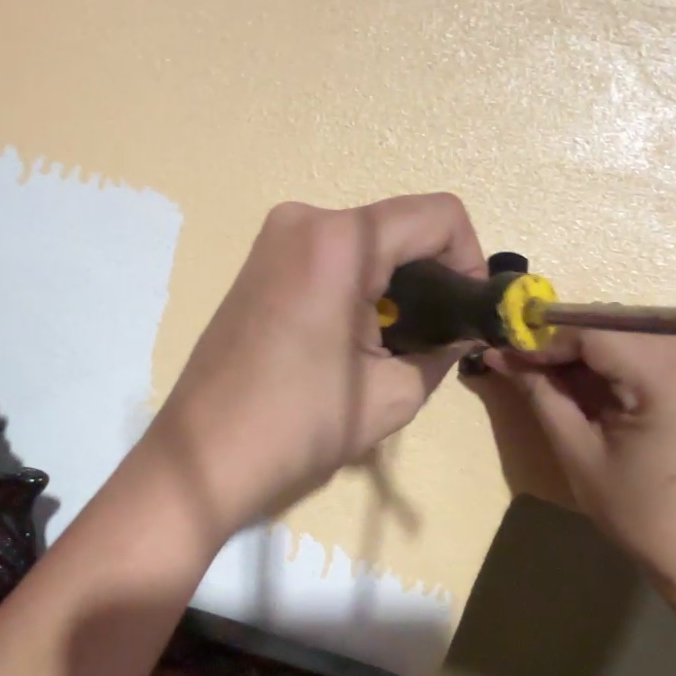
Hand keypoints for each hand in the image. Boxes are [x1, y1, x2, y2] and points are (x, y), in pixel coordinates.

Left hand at [144, 194, 483, 533]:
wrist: (204, 459)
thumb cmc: (300, 427)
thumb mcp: (393, 395)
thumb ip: (441, 351)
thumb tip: (460, 335)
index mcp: (341, 242)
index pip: (440, 216)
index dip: (471, 261)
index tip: (466, 314)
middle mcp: (304, 220)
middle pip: (400, 227)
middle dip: (431, 278)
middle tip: (432, 340)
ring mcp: (273, 240)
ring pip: (366, 244)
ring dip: (394, 287)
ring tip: (390, 349)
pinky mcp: (258, 265)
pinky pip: (330, 260)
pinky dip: (358, 290)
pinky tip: (351, 343)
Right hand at [471, 329, 675, 577]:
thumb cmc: (632, 508)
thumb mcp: (576, 450)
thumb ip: (540, 394)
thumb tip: (500, 354)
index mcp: (668, 376)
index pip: (594, 333)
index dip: (545, 342)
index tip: (507, 355)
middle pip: (611, 329)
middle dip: (563, 347)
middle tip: (520, 367)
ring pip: (624, 335)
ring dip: (583, 355)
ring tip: (548, 381)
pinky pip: (643, 349)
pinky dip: (609, 363)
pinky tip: (585, 388)